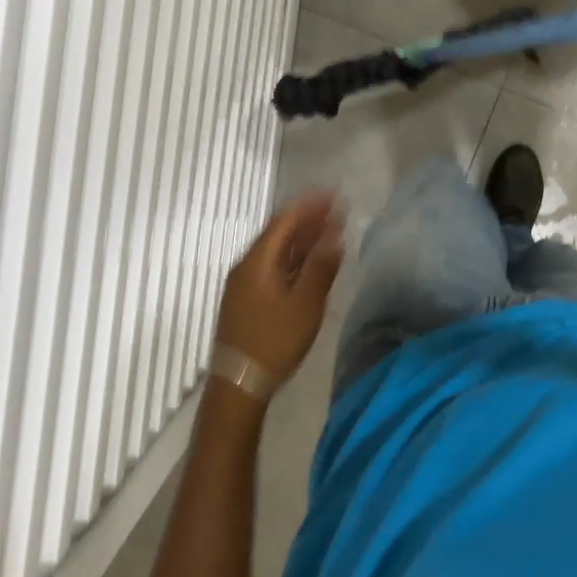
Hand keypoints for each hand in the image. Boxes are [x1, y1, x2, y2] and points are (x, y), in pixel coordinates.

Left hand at [215, 192, 344, 386]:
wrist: (239, 384)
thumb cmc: (273, 342)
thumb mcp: (304, 305)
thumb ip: (320, 267)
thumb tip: (335, 234)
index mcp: (257, 262)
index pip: (285, 220)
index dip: (310, 204)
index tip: (334, 192)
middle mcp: (247, 266)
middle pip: (280, 233)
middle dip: (309, 218)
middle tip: (338, 207)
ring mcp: (246, 284)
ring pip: (278, 251)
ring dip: (304, 238)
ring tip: (330, 228)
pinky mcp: (250, 300)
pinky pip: (275, 267)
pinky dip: (295, 258)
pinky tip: (312, 261)